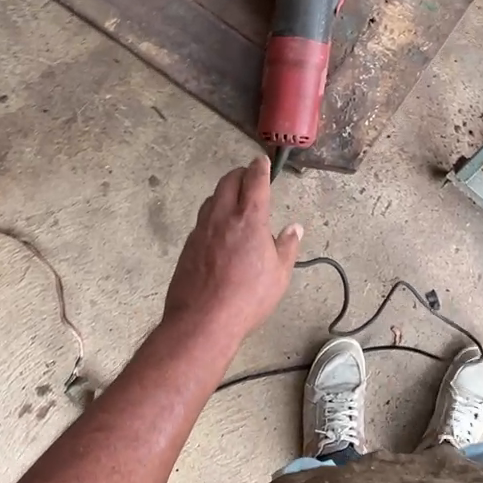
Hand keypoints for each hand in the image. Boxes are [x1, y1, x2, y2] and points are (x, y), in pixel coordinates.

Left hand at [162, 157, 303, 341]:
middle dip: (240, 174)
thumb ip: (287, 247)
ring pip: (212, 198)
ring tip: (235, 202)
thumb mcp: (280, 275)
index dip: (260, 167)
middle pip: (228, 181)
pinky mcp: (188, 246)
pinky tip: (220, 231)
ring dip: (224, 192)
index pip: (255, 180)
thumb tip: (294, 229)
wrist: (201, 322)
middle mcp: (223, 217)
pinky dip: (213, 214)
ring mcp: (201, 230)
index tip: (262, 161)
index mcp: (249, 219)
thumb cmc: (247, 298)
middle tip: (250, 177)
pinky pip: (202, 219)